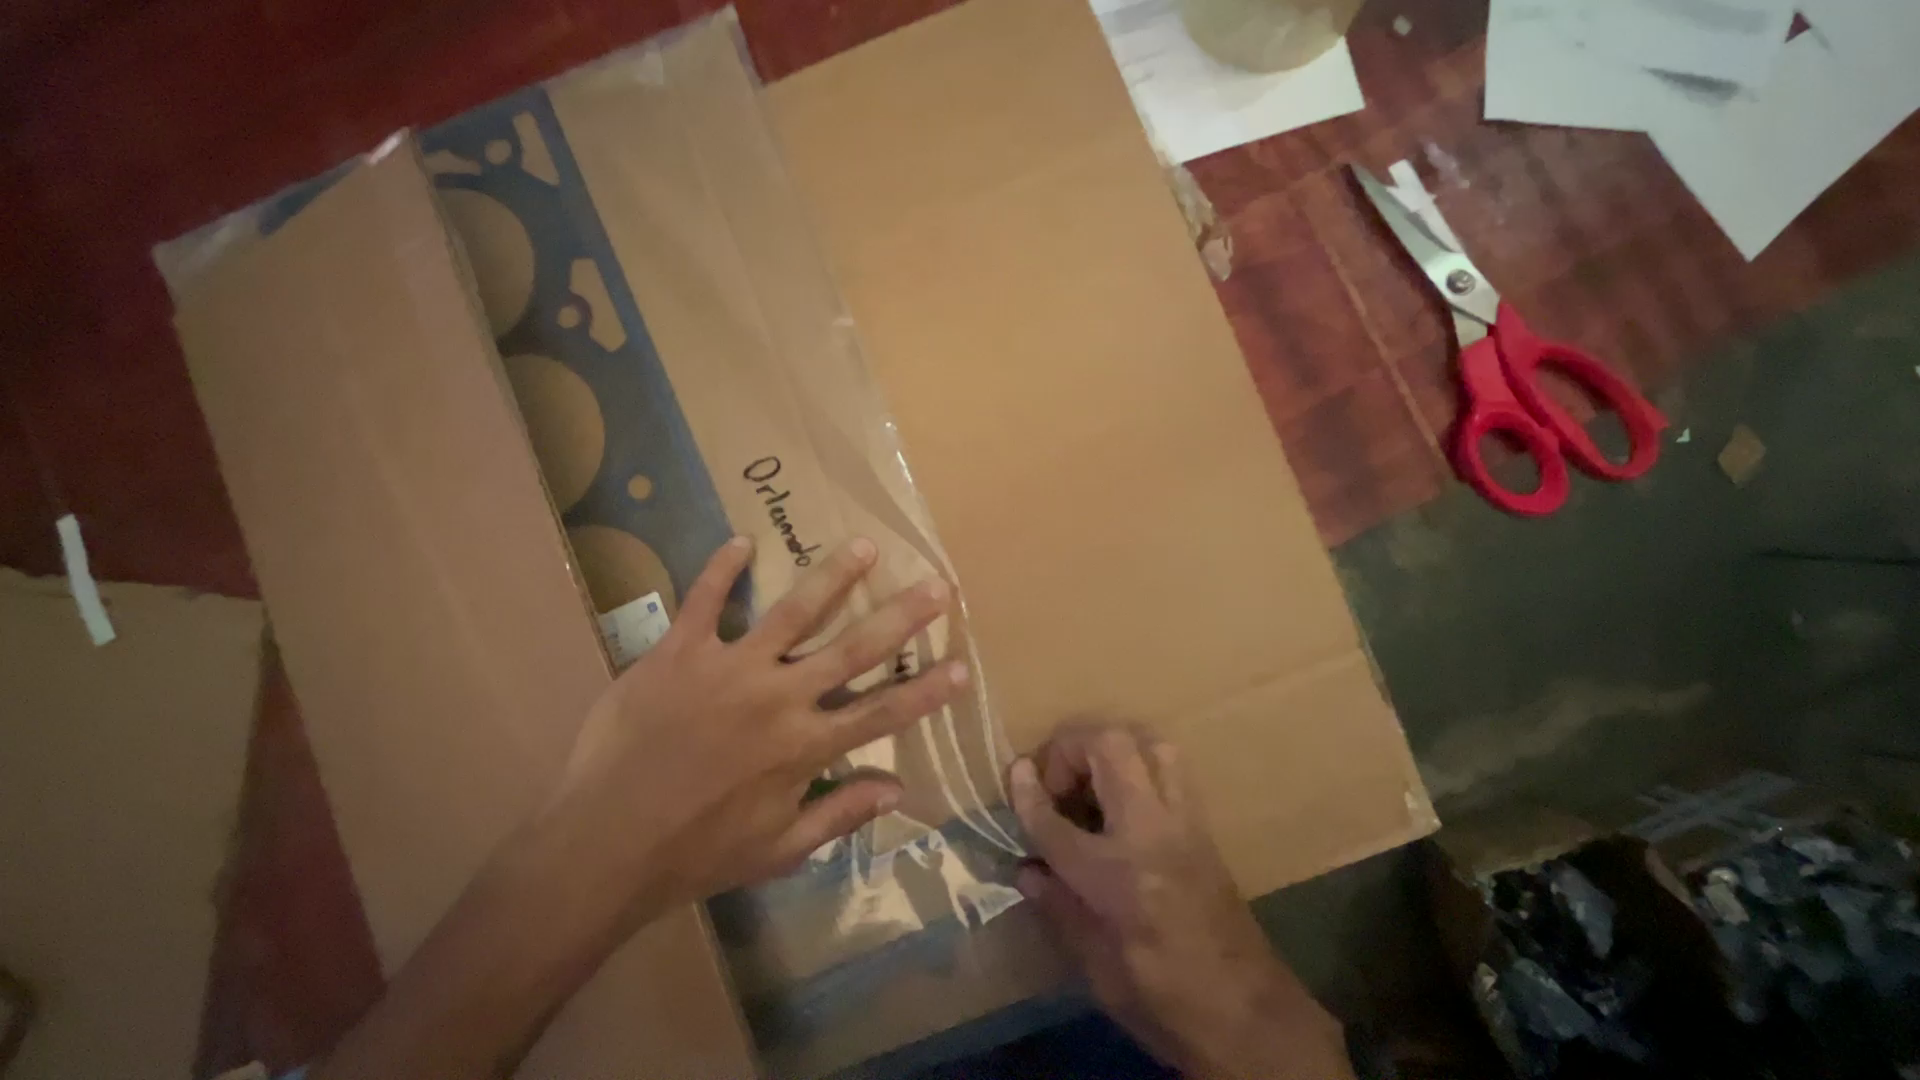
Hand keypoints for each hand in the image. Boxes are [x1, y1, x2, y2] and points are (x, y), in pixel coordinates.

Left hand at [541, 535, 967, 919]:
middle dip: (901, 617)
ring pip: (793, 612)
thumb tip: (899, 789)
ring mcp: (729, 668)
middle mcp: (778, 697)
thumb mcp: (779, 849)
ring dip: (832, 577)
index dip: (927, 691)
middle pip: (853, 649)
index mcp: (804, 747)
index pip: (882, 712)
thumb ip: (839, 814)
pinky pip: (703, 601)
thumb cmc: (696, 853)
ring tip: (863, 547)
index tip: (962, 666)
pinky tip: (741, 541)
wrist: (603, 844)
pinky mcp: (679, 653)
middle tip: (937, 585)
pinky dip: (721, 569)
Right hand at [1010, 724, 1353, 1079]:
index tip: (1014, 772)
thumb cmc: (1165, 1000)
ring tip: (1090, 779)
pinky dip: (1140, 764)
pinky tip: (1124, 800)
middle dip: (1071, 747)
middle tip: (1055, 779)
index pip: (1055, 819)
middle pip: (1108, 746)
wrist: (1250, 1016)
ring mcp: (1184, 823)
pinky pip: (1171, 768)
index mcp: (1116, 874)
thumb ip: (1059, 908)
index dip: (1026, 792)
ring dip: (1111, 746)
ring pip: (1149, 742)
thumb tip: (1026, 870)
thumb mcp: (1097, 970)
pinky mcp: (1205, 828)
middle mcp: (1151, 832)